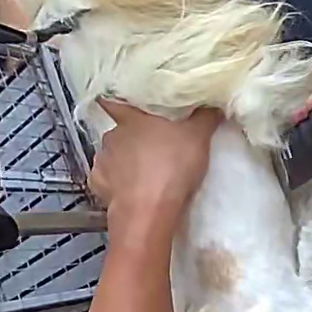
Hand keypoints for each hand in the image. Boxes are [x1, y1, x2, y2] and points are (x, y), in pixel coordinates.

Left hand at [89, 100, 221, 238]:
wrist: (149, 209)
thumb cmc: (173, 165)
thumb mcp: (199, 136)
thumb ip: (205, 117)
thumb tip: (212, 102)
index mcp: (132, 120)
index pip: (115, 101)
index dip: (120, 101)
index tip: (126, 105)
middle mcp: (112, 136)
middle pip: (120, 132)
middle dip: (134, 138)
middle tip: (154, 148)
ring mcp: (103, 162)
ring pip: (114, 157)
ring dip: (126, 162)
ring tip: (145, 174)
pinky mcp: (99, 186)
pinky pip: (108, 181)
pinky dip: (117, 184)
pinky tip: (131, 191)